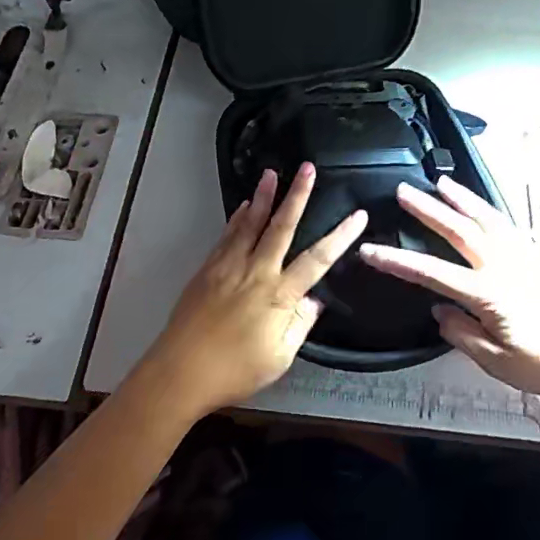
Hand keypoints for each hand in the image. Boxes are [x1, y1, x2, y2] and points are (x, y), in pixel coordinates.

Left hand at [140, 163, 367, 413]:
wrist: (181, 371)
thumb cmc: (234, 371)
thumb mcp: (279, 358)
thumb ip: (299, 326)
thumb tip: (314, 301)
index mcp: (278, 296)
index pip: (317, 260)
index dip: (339, 237)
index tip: (358, 216)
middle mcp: (255, 273)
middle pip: (281, 228)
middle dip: (297, 196)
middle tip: (307, 169)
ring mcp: (227, 268)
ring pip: (249, 225)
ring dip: (262, 197)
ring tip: (271, 173)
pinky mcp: (206, 271)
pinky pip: (226, 237)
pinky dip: (236, 219)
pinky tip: (242, 207)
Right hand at [358, 177, 539, 403]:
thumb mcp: (494, 360)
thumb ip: (460, 332)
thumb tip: (440, 310)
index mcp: (488, 294)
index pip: (430, 272)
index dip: (396, 260)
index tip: (370, 251)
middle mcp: (507, 268)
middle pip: (460, 231)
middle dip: (428, 210)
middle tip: (405, 192)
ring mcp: (528, 260)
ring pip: (490, 220)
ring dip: (463, 200)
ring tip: (443, 183)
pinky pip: (515, 227)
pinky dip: (494, 212)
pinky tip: (485, 208)